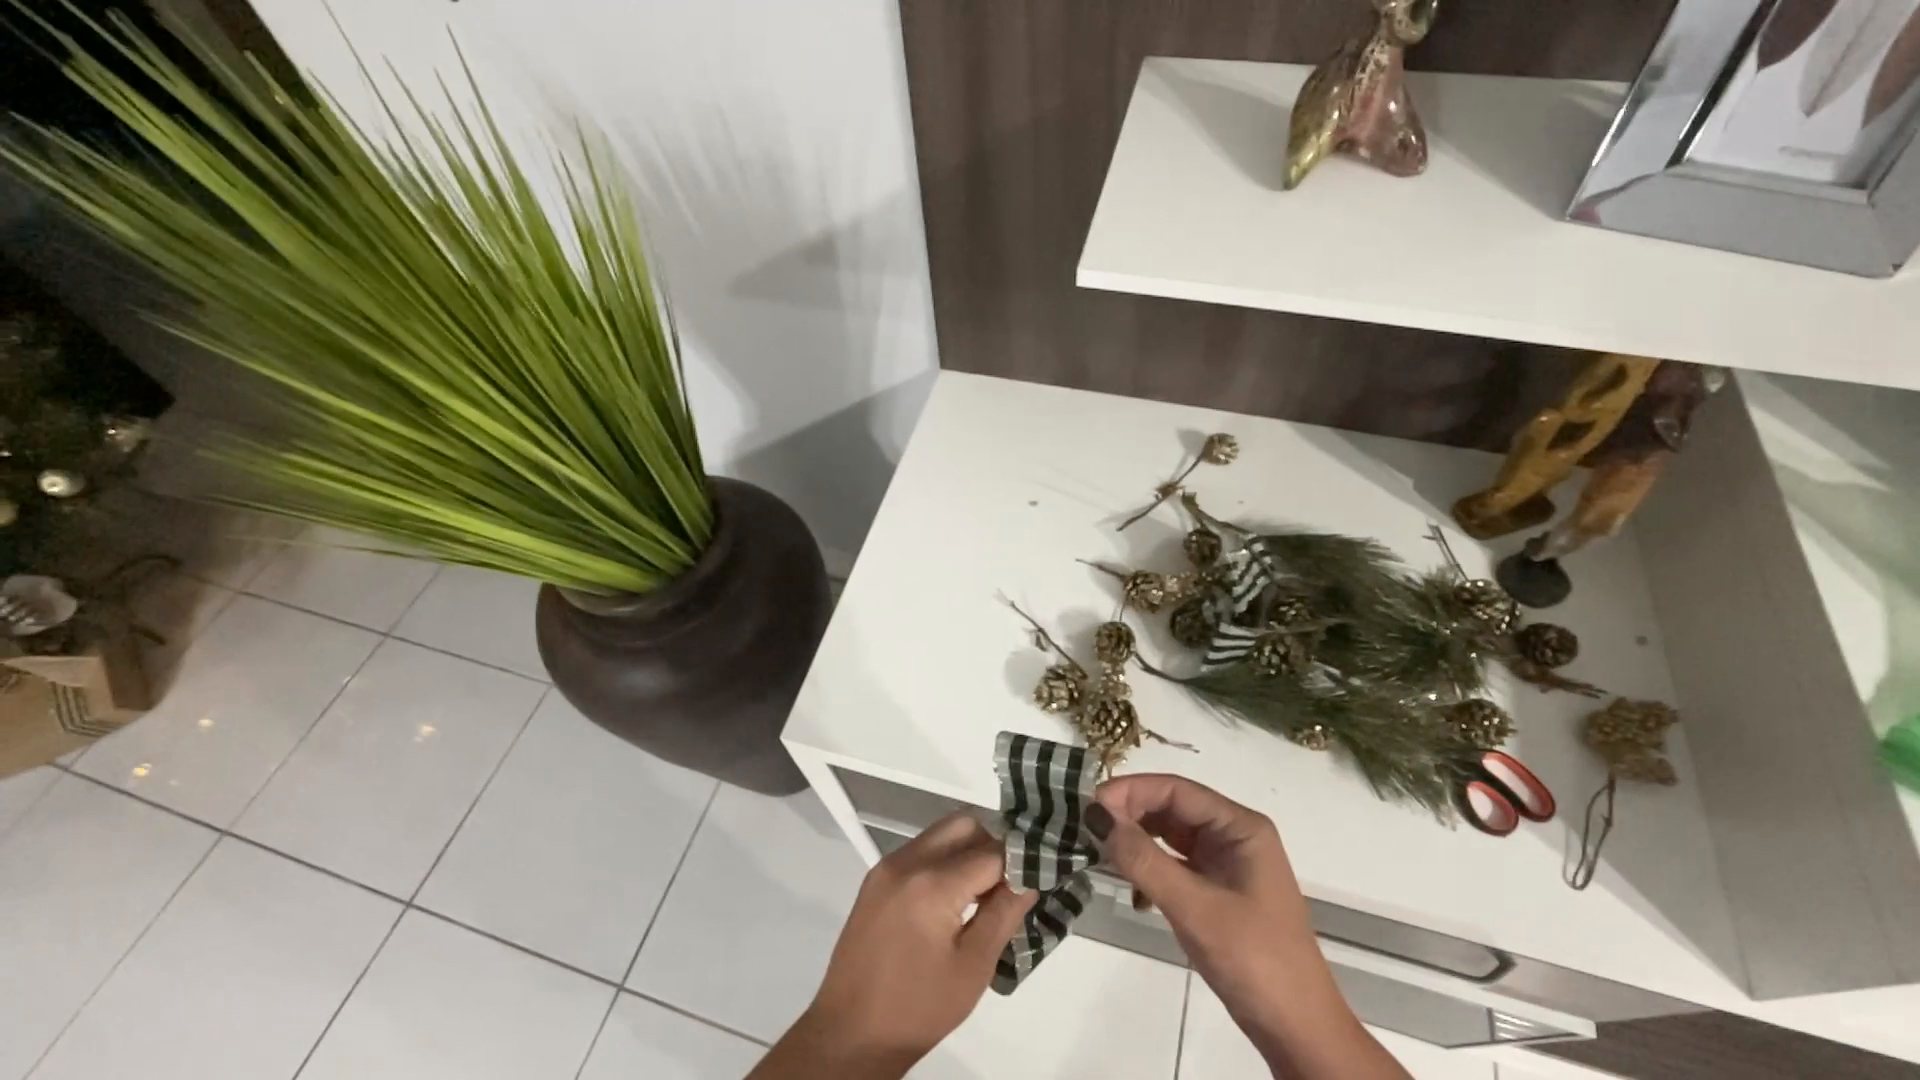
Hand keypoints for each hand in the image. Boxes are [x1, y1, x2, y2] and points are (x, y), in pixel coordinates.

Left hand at [750, 812, 1035, 1079]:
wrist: (851, 1033)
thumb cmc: (918, 1008)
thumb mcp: (973, 966)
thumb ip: (1004, 913)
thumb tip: (1030, 879)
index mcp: (932, 884)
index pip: (992, 852)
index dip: (1021, 863)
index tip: (1040, 878)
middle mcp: (906, 862)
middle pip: (963, 825)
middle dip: (993, 846)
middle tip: (1011, 884)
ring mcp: (886, 868)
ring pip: (940, 834)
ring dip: (968, 851)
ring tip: (985, 895)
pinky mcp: (875, 880)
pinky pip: (920, 852)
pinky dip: (943, 862)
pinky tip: (955, 901)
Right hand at [1089, 775, 1408, 1079]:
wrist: (1297, 1028)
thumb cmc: (1254, 960)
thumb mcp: (1194, 907)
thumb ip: (1144, 860)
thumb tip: (1096, 817)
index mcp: (1240, 826)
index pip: (1175, 789)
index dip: (1130, 791)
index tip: (1087, 808)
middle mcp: (1233, 835)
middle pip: (1170, 808)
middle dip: (1128, 816)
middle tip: (1085, 832)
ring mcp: (1225, 863)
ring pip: (1169, 836)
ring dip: (1135, 844)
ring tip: (1098, 856)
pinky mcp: (1216, 890)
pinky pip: (1173, 866)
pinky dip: (1149, 872)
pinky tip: (1135, 897)